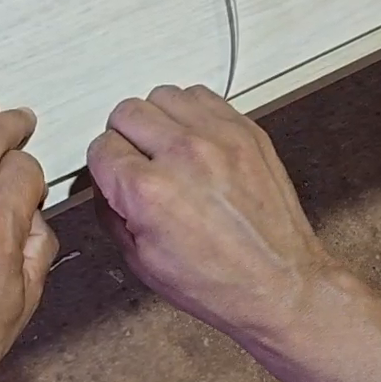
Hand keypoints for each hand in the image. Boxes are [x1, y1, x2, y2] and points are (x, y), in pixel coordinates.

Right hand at [87, 84, 348, 342]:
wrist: (279, 285)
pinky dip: (189, 113)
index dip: (103, 167)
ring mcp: (218, 138)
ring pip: (162, 96)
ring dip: (156, 120)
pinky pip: (201, 96)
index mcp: (149, 192)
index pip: (101, 147)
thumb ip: (111, 213)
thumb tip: (104, 184)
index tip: (113, 177)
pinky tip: (191, 139)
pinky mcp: (245, 131)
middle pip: (126, 113)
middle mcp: (183, 155)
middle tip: (134, 162)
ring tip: (163, 148)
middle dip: (123, 139)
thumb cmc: (218, 283)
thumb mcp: (141, 261)